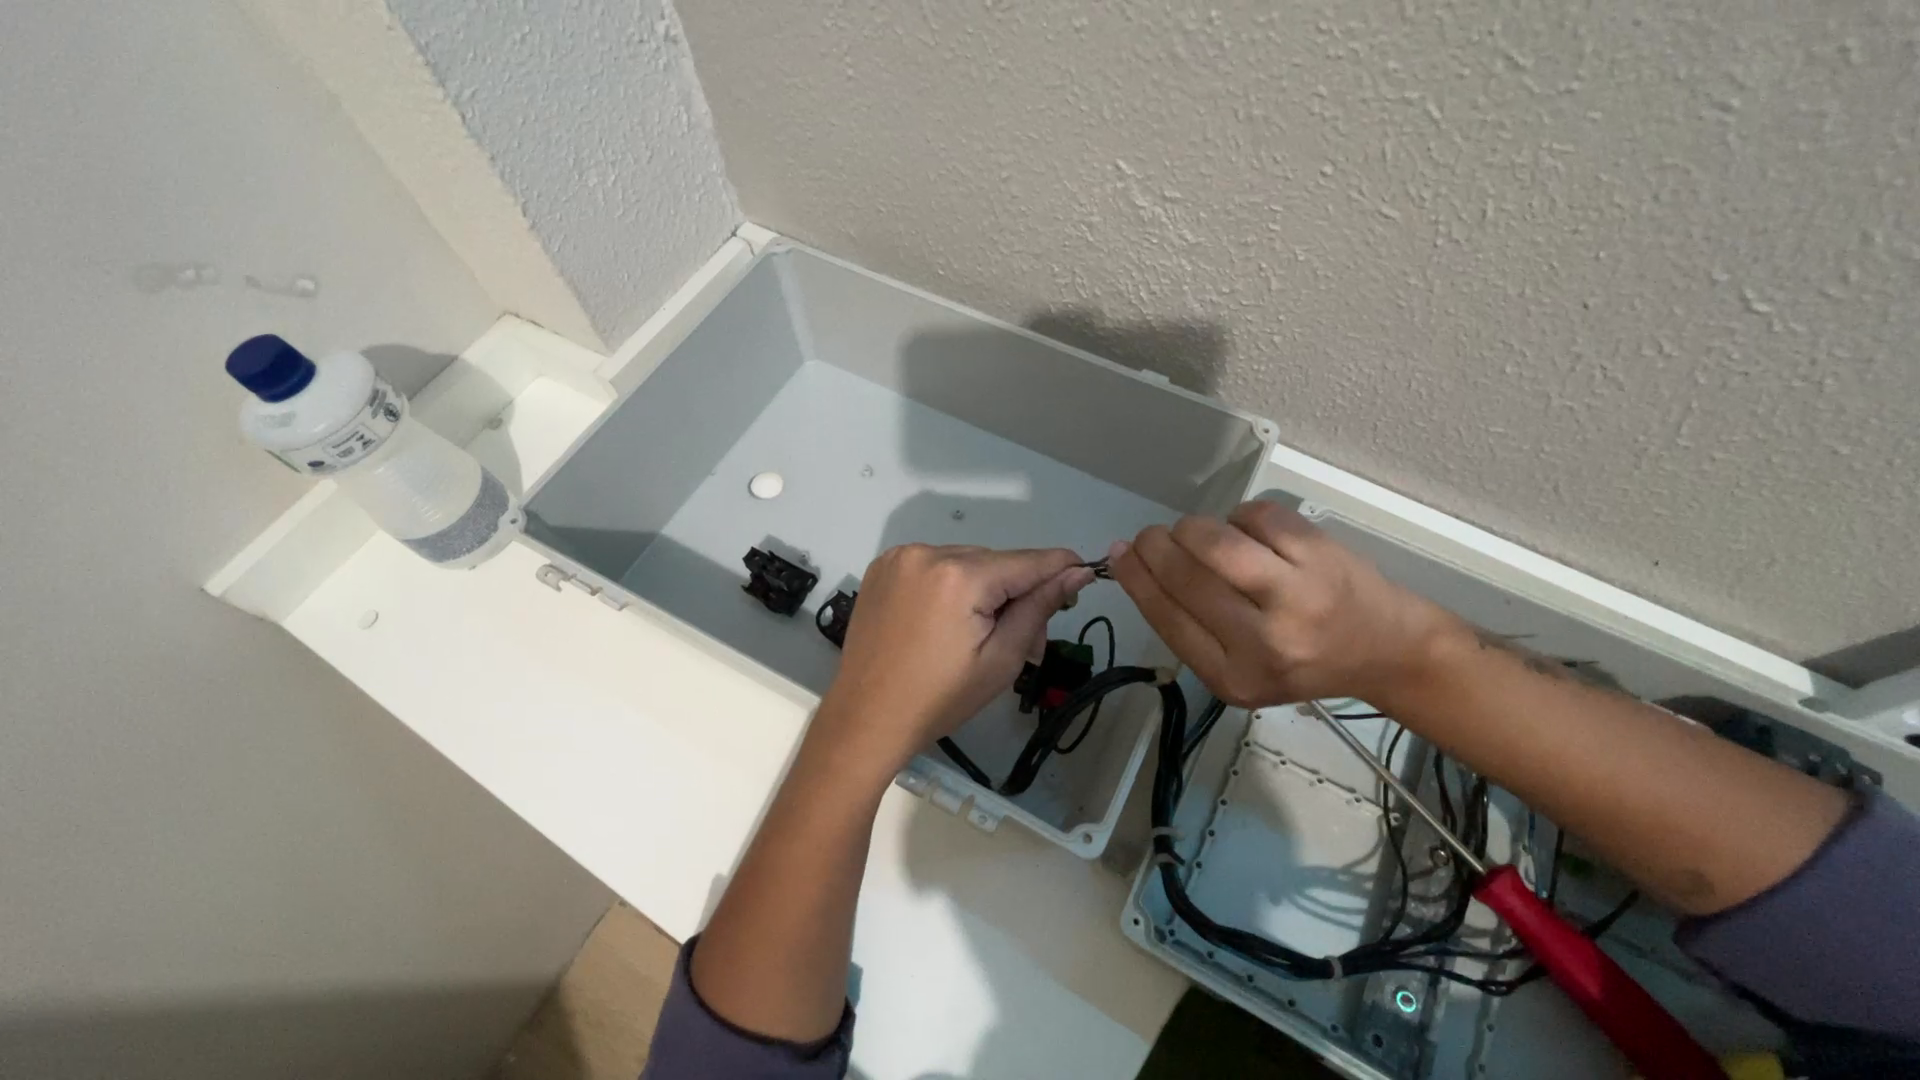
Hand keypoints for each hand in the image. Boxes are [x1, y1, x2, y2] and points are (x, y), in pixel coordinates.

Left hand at [815, 545, 1094, 774]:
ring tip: (982, 635)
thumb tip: (1075, 572)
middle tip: (1027, 642)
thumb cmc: (939, 699)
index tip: (1086, 572)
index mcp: (959, 577)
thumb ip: (1038, 608)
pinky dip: (950, 585)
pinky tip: (947, 622)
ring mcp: (900, 558)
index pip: (1026, 562)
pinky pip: (934, 566)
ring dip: (983, 589)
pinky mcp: (882, 569)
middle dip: (1016, 593)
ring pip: (965, 562)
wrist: (867, 718)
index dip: (1059, 567)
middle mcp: (927, 553)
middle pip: (995, 563)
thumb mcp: (1001, 659)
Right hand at [1109, 501, 1463, 708]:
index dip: (1136, 578)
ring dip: (1191, 529)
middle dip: (1156, 547)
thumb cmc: (1300, 661)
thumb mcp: (1237, 671)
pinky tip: (1244, 531)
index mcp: (1235, 677)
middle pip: (1186, 577)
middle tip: (1151, 537)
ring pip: (1217, 542)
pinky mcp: (1322, 556)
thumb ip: (1189, 627)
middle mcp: (1266, 642)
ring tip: (1194, 533)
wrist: (1383, 649)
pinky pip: (1256, 516)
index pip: (1168, 617)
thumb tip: (1135, 564)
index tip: (1120, 554)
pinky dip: (1238, 516)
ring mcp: (1298, 596)